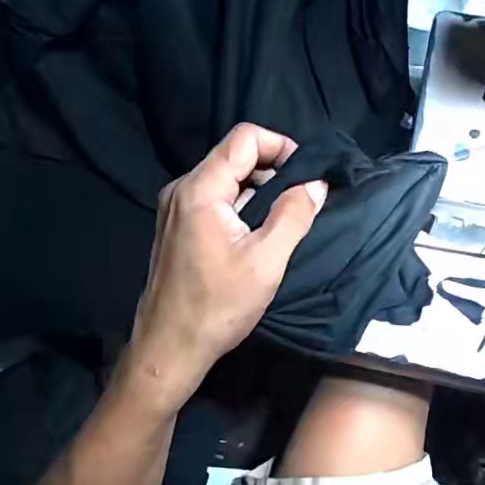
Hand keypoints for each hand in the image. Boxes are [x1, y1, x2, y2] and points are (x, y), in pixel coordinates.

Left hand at [122, 123, 326, 410]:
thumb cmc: (217, 307)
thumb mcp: (266, 261)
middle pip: (232, 155)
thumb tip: (316, 184)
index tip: (306, 173)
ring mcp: (174, 208)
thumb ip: (294, 215)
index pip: (244, 138)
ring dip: (256, 188)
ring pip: (223, 177)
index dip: (280, 145)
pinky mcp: (175, 226)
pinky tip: (256, 231)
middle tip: (301, 197)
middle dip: (272, 167)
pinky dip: (238, 204)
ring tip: (283, 216)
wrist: (169, 346)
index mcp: (199, 190)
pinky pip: (212, 198)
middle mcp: (181, 190)